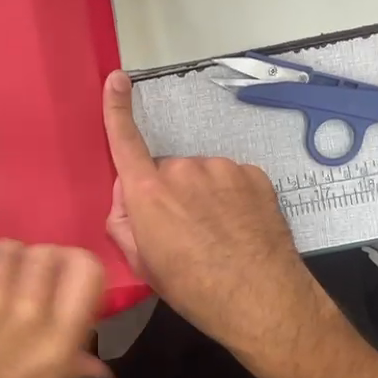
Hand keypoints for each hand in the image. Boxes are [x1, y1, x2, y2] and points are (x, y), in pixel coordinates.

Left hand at [0, 227, 109, 377]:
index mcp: (59, 347)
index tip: (50, 277)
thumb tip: (99, 368)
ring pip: (4, 246)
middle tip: (2, 291)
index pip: (88, 270)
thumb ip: (66, 372)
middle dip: (24, 266)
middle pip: (43, 254)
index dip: (68, 266)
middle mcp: (30, 315)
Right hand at [101, 70, 338, 366]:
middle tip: (181, 236)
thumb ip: (123, 223)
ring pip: (199, 177)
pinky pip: (230, 180)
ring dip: (200, 198)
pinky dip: (229, 199)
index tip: (117, 78)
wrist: (261, 300)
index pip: (125, 141)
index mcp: (148, 192)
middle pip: (164, 173)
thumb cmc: (193, 288)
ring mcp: (222, 169)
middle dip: (166, 196)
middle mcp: (183, 170)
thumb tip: (126, 198)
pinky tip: (237, 229)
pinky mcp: (253, 174)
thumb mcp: (142, 264)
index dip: (116, 108)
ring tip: (215, 237)